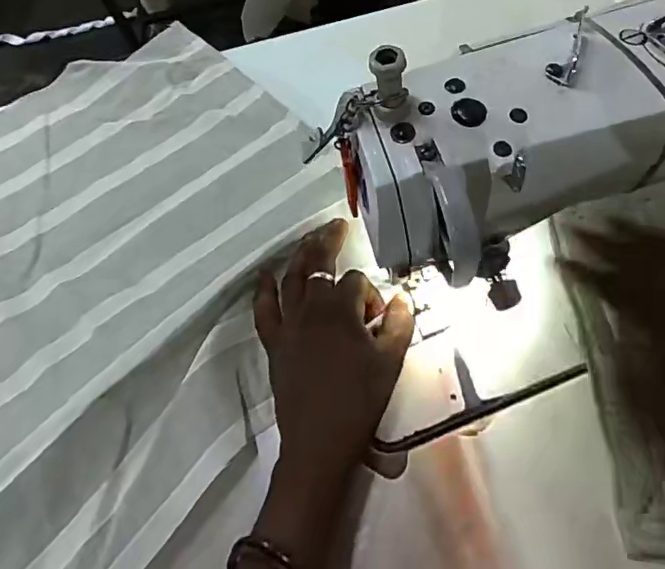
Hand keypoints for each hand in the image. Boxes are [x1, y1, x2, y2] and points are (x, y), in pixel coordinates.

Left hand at [244, 220, 412, 563]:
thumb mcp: (391, 363)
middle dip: (328, 240)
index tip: (380, 319)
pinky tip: (265, 274)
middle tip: (336, 224)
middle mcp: (311, 306)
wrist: (320, 440)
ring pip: (292, 277)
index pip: (357, 282)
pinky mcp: (274, 341)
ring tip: (309, 239)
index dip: (371, 294)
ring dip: (300, 255)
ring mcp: (289, 322)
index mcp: (341, 308)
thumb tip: (400, 298)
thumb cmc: (360, 401)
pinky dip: (263, 289)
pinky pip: (264, 309)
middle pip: (318, 263)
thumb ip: (399, 325)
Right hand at [563, 223, 664, 527]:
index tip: (560, 260)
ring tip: (614, 222)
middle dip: (610, 245)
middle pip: (648, 269)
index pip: (620, 293)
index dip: (588, 273)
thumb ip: (625, 357)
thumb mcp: (649, 409)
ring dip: (644, 239)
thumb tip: (605, 318)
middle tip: (578, 228)